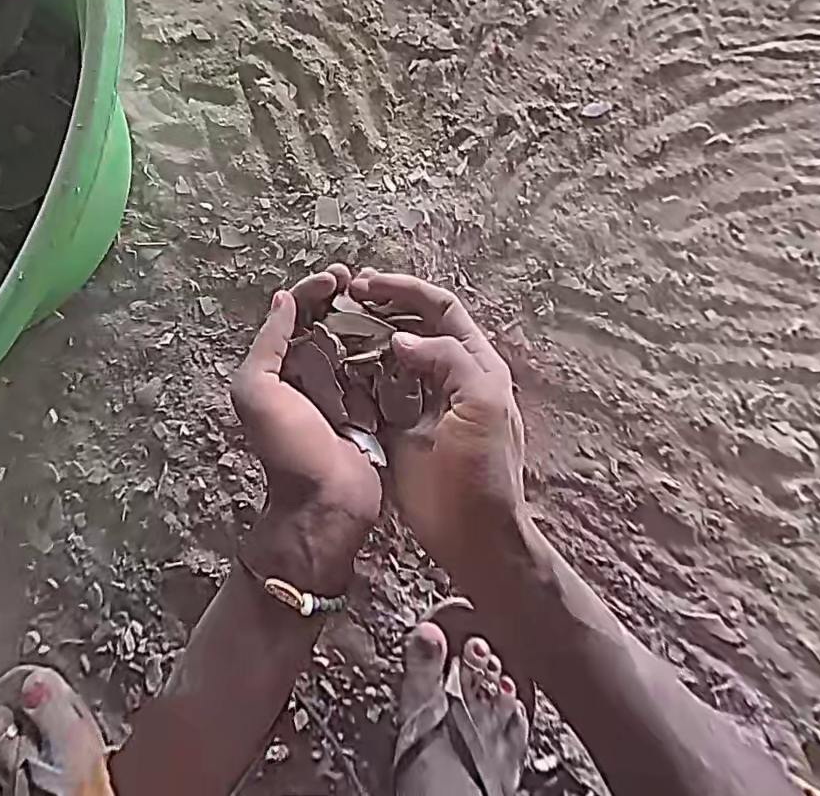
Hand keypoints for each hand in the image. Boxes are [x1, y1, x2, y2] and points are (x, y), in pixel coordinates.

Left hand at [231, 265, 381, 593]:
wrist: (326, 504)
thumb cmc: (287, 449)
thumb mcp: (257, 391)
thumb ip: (267, 345)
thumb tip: (283, 300)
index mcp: (280, 367)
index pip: (294, 315)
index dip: (312, 291)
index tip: (336, 277)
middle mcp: (309, 372)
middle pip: (326, 322)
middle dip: (341, 297)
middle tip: (359, 279)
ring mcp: (342, 388)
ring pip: (354, 340)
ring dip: (365, 316)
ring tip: (382, 297)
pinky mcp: (370, 404)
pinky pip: (377, 366)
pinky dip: (385, 345)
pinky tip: (398, 328)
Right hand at [350, 271, 525, 580]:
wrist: (472, 534)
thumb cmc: (484, 472)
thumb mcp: (480, 406)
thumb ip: (448, 361)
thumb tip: (401, 339)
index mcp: (475, 364)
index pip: (439, 308)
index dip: (404, 290)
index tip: (366, 283)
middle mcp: (448, 374)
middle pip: (414, 323)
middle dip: (382, 303)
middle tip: (346, 294)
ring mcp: (421, 398)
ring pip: (392, 351)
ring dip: (367, 331)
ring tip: (336, 319)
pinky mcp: (398, 422)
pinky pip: (375, 385)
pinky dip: (357, 368)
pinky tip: (335, 361)